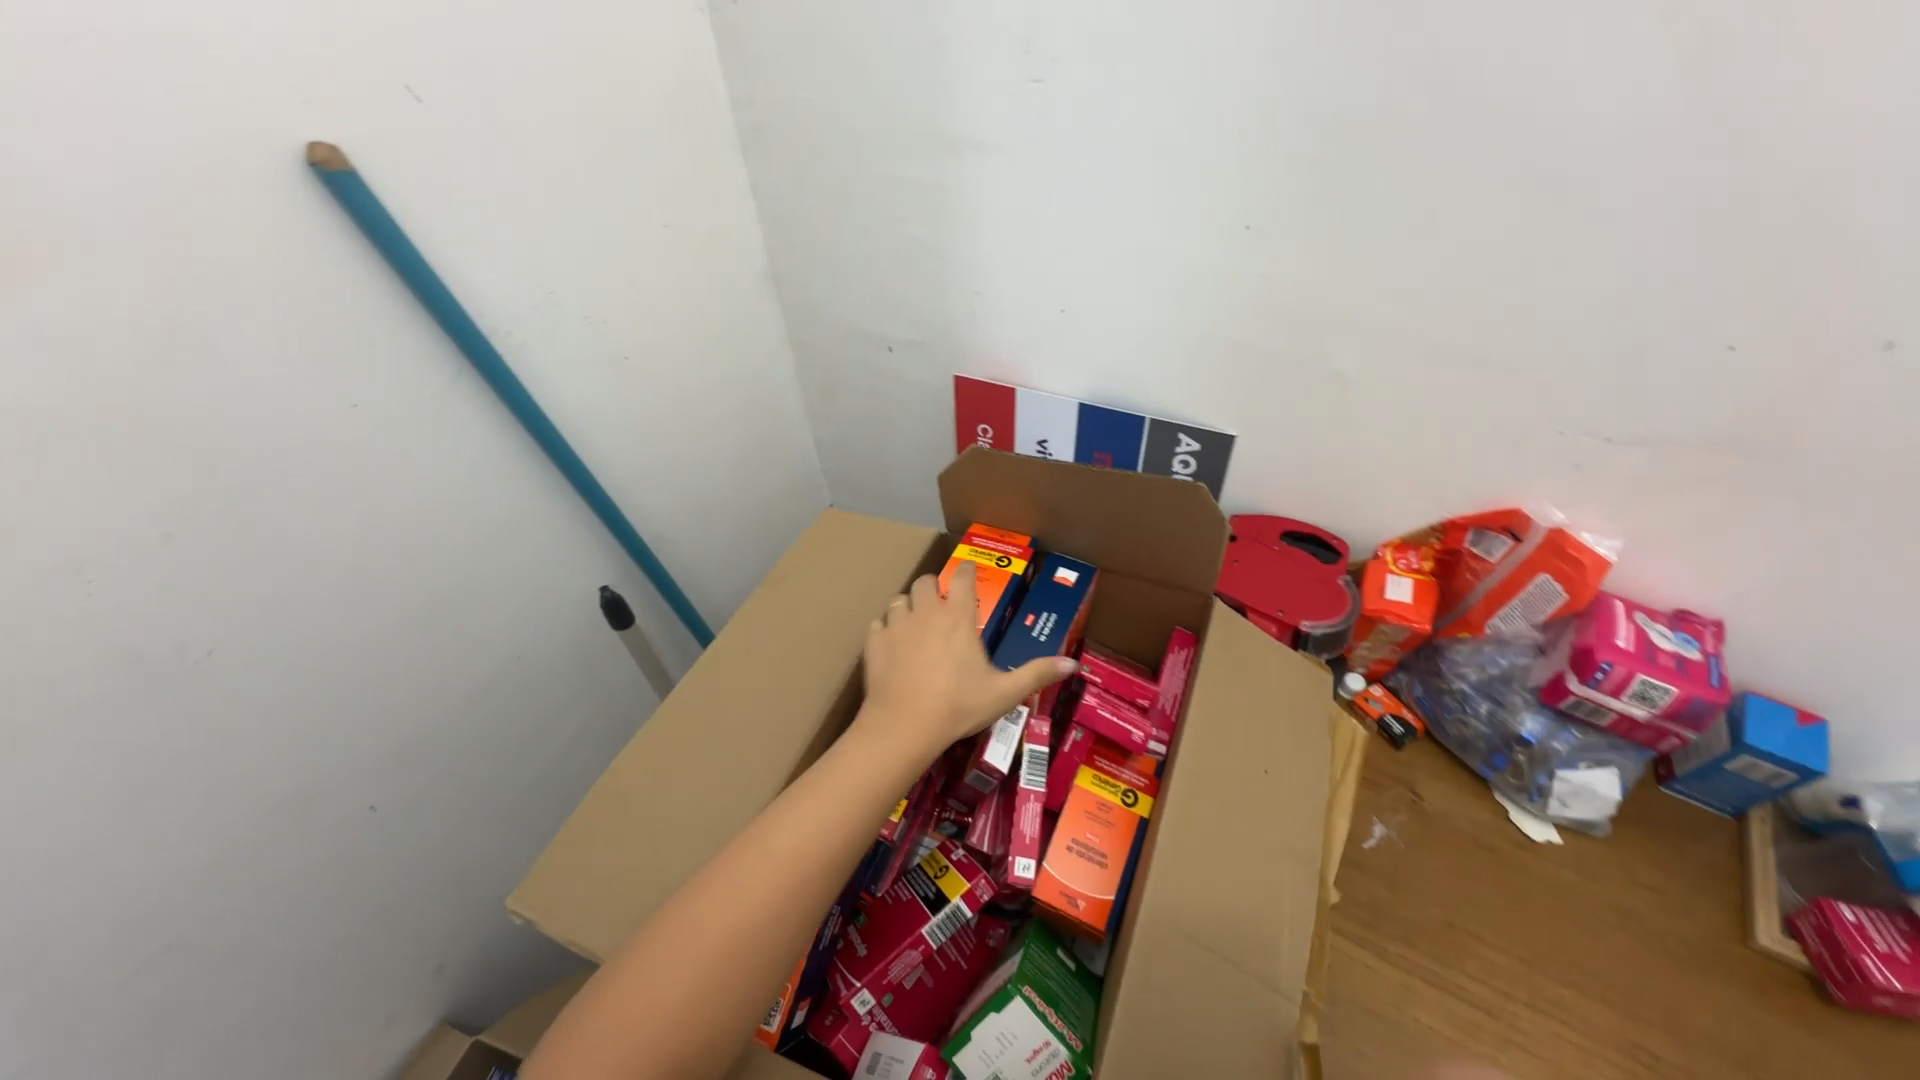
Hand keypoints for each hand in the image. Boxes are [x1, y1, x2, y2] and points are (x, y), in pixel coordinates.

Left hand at [855, 561, 1077, 758]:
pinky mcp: (874, 643)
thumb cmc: (958, 706)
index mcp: (958, 618)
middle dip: (934, 587)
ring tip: (916, 623)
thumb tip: (1073, 664)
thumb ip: (1036, 675)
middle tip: (941, 603)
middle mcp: (926, 613)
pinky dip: (885, 629)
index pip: (963, 577)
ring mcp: (896, 626)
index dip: (967, 570)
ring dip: (908, 606)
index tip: (970, 572)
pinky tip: (891, 644)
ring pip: (899, 600)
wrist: (904, 725)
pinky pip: (878, 624)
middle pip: (926, 581)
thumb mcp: (1004, 693)